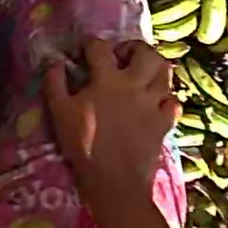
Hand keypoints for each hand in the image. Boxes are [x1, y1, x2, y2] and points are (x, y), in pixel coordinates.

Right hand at [44, 38, 178, 222]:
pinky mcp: (165, 122)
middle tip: (121, 56)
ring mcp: (154, 104)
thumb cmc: (84, 145)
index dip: (91, 45)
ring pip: (165, 72)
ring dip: (153, 67)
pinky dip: (165, 97)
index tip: (84, 53)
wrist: (115, 182)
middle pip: (145, 52)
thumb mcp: (59, 112)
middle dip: (133, 47)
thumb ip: (55, 83)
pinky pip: (172, 101)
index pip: (101, 47)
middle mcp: (135, 85)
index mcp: (108, 79)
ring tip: (139, 74)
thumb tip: (55, 63)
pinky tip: (152, 102)